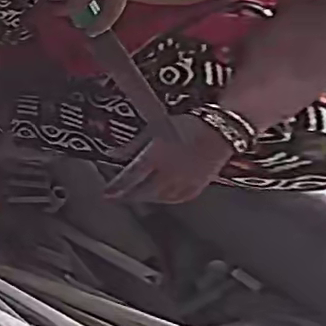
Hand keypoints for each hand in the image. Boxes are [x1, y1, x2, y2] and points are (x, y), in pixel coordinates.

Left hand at [104, 114, 234, 202]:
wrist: (219, 129)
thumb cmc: (184, 125)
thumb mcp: (152, 130)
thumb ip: (132, 146)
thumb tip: (113, 155)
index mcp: (157, 157)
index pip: (131, 177)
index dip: (117, 187)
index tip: (106, 194)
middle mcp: (171, 172)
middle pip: (145, 190)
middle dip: (128, 196)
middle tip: (116, 198)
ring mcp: (188, 179)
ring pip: (163, 196)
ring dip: (146, 199)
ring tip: (133, 197)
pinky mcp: (202, 183)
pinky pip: (182, 197)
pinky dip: (167, 200)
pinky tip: (159, 198)